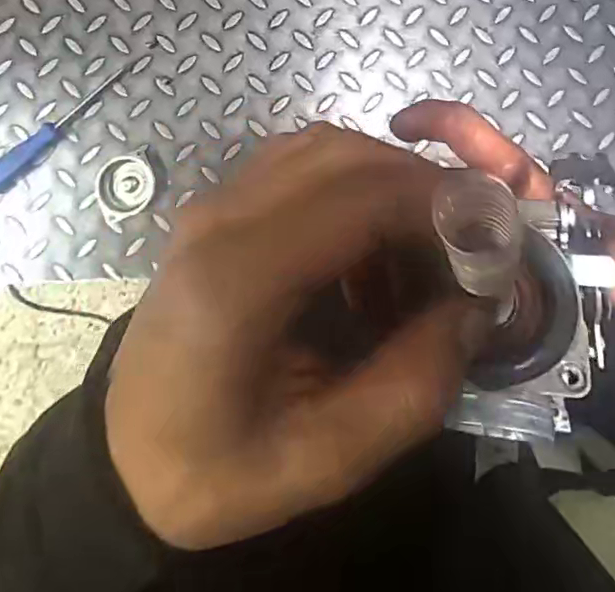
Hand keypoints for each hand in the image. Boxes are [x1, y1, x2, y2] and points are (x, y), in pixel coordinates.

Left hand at [104, 108, 614, 550]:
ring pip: (323, 147)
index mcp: (237, 278)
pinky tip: (370, 245)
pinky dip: (353, 183)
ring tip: (422, 248)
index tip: (490, 243)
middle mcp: (220, 217)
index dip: (437, 205)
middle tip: (467, 245)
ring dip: (388, 180)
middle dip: (421, 186)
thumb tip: (475, 309)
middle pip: (343, 154)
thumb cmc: (213, 466)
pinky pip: (301, 163)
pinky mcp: (220, 205)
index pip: (356, 198)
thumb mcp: (322, 460)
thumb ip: (412, 386)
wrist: (124, 450)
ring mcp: (214, 202)